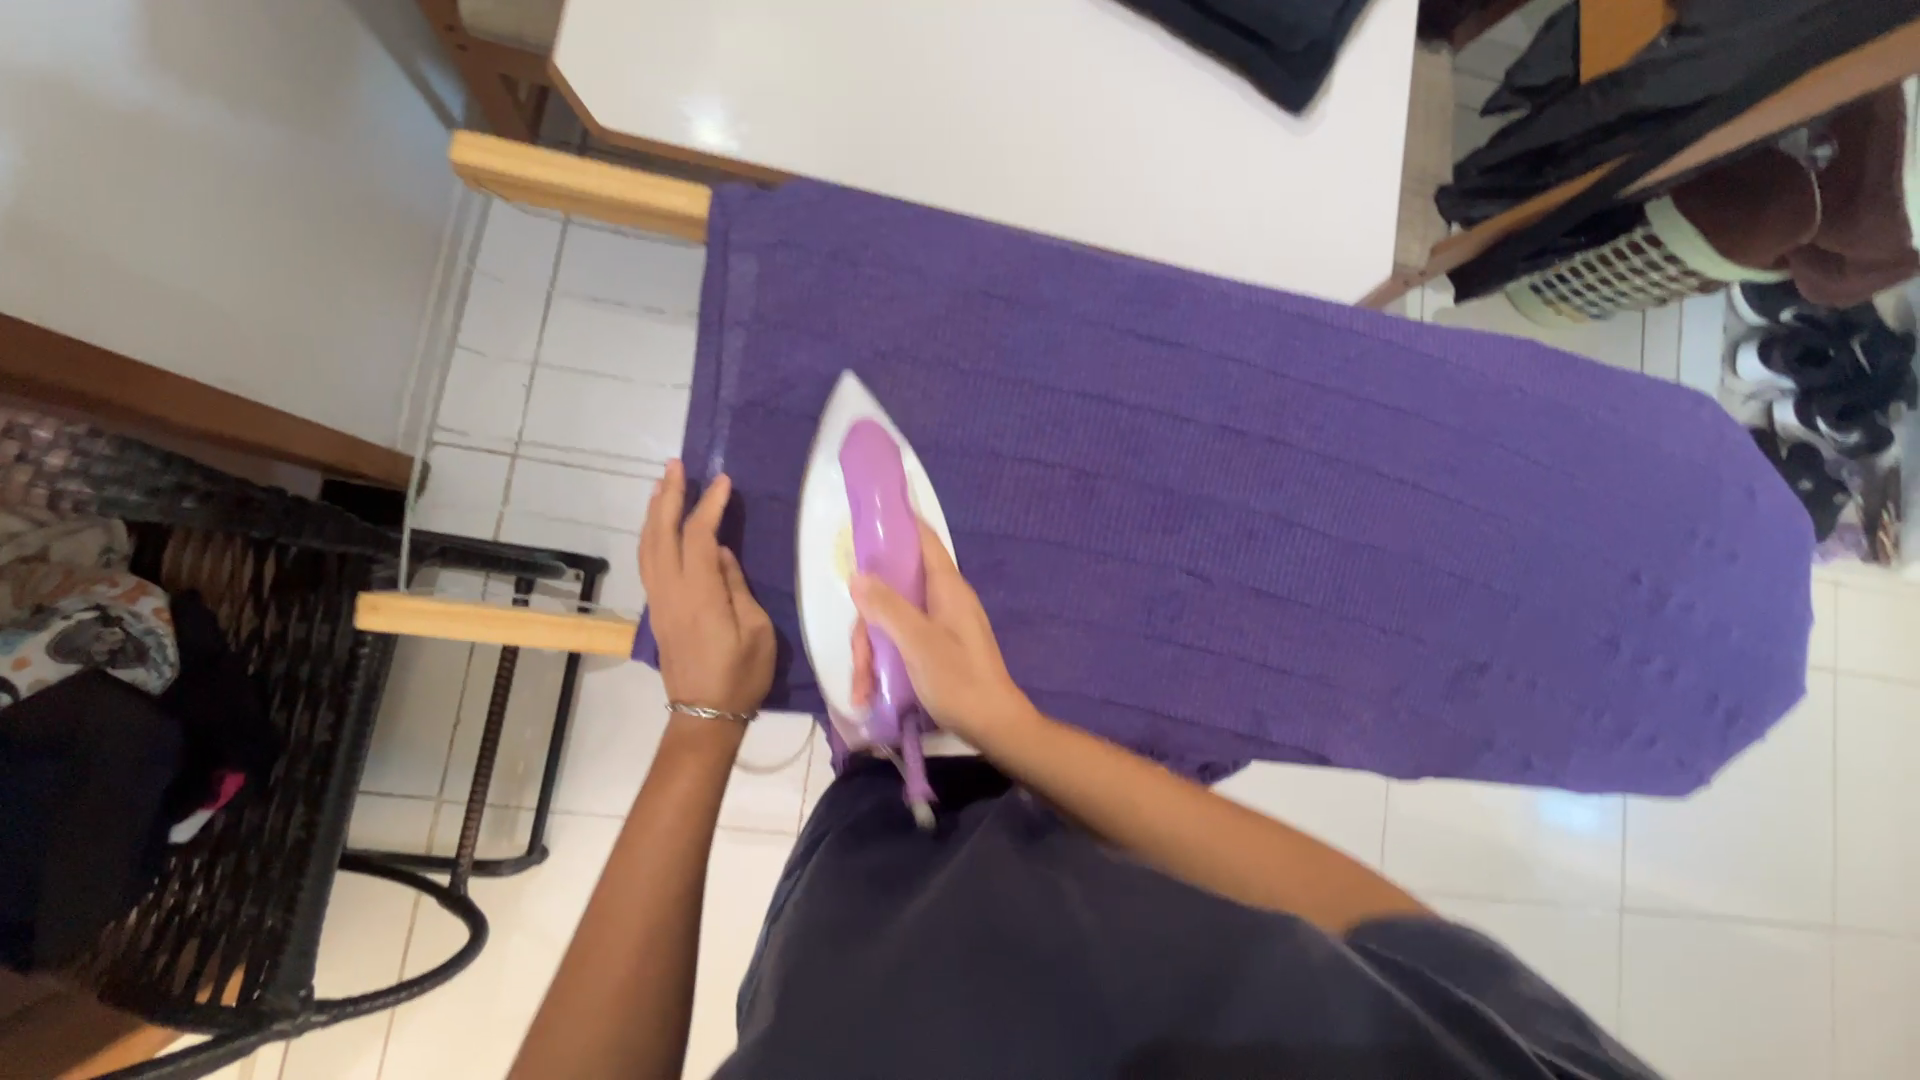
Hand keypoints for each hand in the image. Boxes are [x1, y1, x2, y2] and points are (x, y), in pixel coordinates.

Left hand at [639, 461, 774, 714]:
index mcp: (699, 595)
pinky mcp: (657, 612)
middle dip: (667, 496)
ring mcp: (658, 602)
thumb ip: (735, 587)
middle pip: (660, 534)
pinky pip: (649, 563)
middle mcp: (670, 593)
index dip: (708, 506)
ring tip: (663, 486)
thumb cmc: (741, 675)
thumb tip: (719, 554)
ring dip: (654, 513)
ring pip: (647, 547)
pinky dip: (653, 535)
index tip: (724, 482)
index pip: (697, 537)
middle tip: (676, 466)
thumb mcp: (756, 631)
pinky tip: (661, 526)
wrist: (705, 715)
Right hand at [848, 522, 1035, 742]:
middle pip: (894, 589)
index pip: (923, 539)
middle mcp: (943, 600)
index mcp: (946, 587)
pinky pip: (901, 643)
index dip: (897, 524)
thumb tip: (858, 575)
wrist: (994, 727)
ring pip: (892, 621)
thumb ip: (888, 607)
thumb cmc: (959, 680)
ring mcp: (940, 626)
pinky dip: (884, 665)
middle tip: (860, 659)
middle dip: (870, 624)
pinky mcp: (936, 649)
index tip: (867, 519)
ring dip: (872, 654)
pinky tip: (870, 694)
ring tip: (862, 690)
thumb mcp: (918, 643)